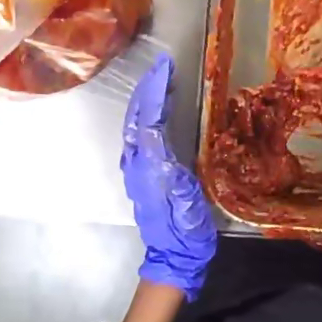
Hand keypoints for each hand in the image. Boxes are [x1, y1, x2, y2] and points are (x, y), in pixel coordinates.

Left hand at [121, 52, 215, 297]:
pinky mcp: (142, 174)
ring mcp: (137, 169)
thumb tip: (157, 141)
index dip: (155, 91)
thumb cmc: (185, 230)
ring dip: (146, 101)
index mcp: (147, 167)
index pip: (147, 119)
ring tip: (161, 82)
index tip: (165, 67)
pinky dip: (149, 116)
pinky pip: (141, 136)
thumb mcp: (186, 201)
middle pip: (135, 117)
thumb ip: (172, 172)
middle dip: (147, 89)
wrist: (174, 255)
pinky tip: (160, 112)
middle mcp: (136, 164)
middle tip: (162, 67)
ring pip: (135, 125)